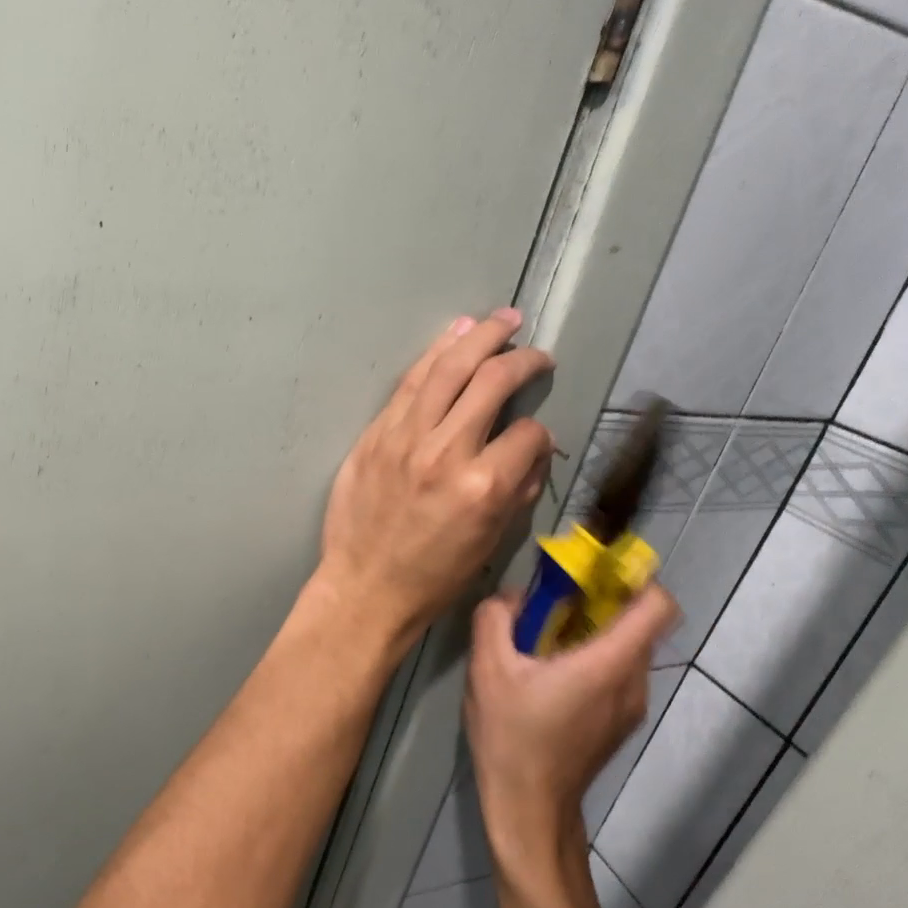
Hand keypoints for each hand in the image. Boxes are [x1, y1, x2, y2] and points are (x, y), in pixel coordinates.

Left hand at [311, 308, 553, 647]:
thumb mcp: (492, 541)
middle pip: (491, 381)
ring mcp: (404, 438)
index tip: (536, 435)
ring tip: (499, 320)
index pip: (528, 433)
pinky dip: (433, 356)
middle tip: (536, 349)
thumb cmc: (434, 576)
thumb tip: (533, 449)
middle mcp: (445, 451)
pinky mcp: (375, 435)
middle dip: (521, 358)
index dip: (541, 433)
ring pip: (446, 368)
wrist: (366, 587)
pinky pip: (409, 384)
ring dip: (477, 337)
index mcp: (483, 486)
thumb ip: (519, 489)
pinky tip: (451, 338)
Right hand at [463, 586, 677, 844]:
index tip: (595, 571)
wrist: (529, 807)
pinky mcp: (620, 724)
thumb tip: (513, 597)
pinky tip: (547, 678)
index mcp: (608, 663)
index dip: (636, 578)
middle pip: (636, 624)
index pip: (657, 606)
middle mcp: (632, 681)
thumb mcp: (487, 667)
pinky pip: (616, 674)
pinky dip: (591, 660)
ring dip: (591, 633)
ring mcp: (631, 706)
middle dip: (597, 603)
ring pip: (624, 649)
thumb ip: (496, 617)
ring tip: (541, 644)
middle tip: (549, 604)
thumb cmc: (511, 735)